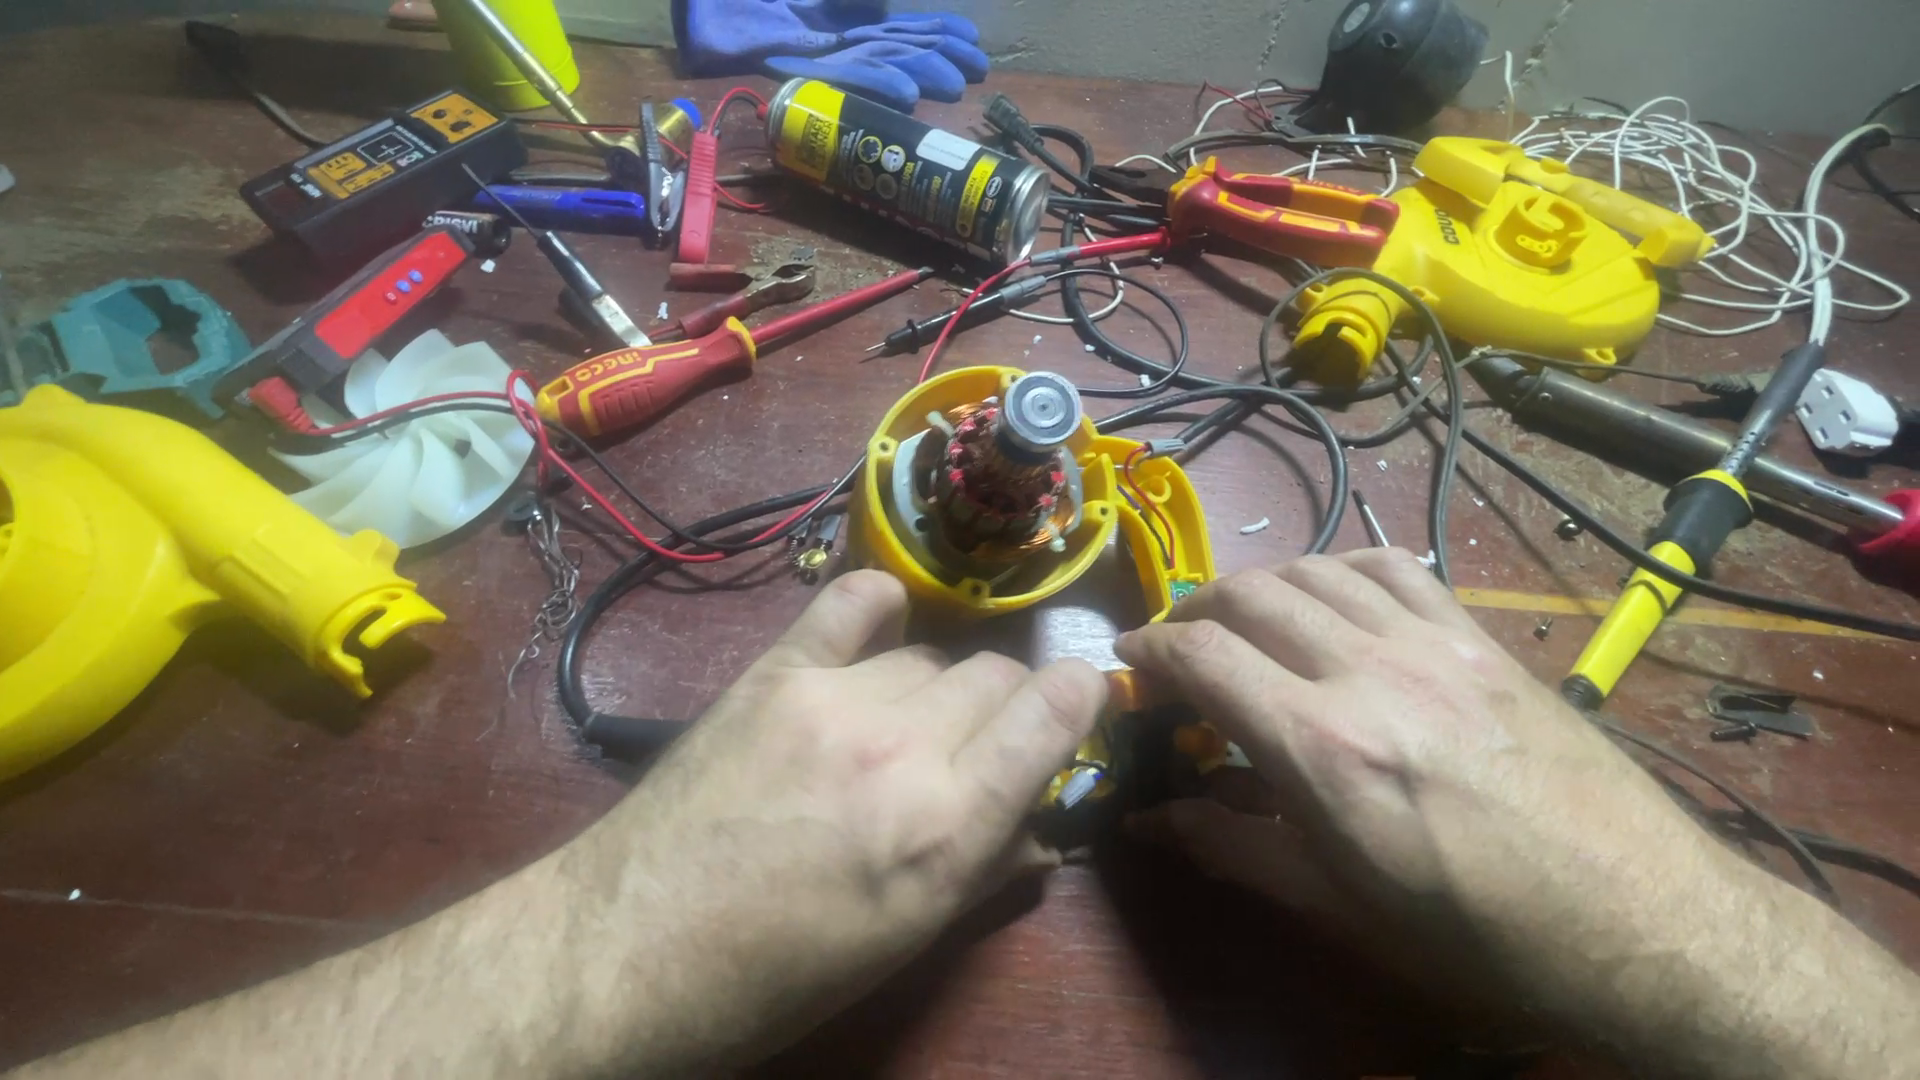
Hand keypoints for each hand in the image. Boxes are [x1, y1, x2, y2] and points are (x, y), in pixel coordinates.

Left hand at [568, 569, 1107, 1070]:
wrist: (634, 945)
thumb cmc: (783, 967)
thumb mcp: (906, 939)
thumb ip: (989, 870)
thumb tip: (1047, 831)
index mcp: (946, 825)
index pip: (1051, 714)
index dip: (1079, 693)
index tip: (1079, 696)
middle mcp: (902, 746)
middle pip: (994, 673)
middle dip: (1004, 704)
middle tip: (974, 742)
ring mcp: (835, 698)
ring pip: (930, 653)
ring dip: (936, 686)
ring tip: (901, 724)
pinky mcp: (776, 671)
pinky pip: (852, 601)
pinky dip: (879, 606)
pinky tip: (882, 625)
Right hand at [1114, 550, 1738, 1018]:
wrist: (1645, 925)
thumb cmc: (1471, 930)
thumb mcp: (1333, 902)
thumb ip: (1227, 844)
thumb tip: (1146, 819)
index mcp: (1322, 745)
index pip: (1202, 654)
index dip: (1148, 649)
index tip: (1129, 664)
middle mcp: (1367, 672)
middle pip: (1245, 594)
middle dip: (1190, 610)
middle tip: (1177, 646)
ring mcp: (1429, 643)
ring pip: (1310, 568)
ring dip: (1255, 585)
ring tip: (1241, 620)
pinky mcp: (1476, 636)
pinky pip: (1389, 565)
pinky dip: (1337, 566)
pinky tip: (1327, 596)